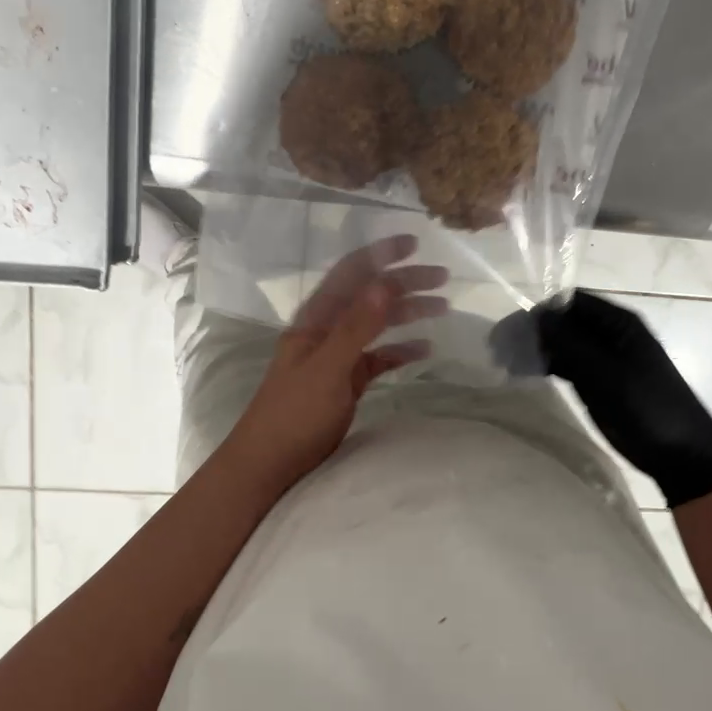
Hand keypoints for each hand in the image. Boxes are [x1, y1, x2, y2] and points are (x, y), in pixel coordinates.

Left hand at [221, 234, 447, 485]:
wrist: (268, 467)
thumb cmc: (292, 416)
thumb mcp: (327, 369)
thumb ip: (357, 327)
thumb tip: (386, 282)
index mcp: (315, 320)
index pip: (350, 273)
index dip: (380, 254)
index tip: (415, 243)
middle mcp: (326, 332)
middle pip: (369, 296)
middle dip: (404, 282)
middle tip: (443, 279)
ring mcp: (336, 358)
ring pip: (377, 325)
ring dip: (407, 313)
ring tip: (443, 308)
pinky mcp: (346, 384)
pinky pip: (378, 358)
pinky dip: (401, 350)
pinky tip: (425, 349)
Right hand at [511, 291, 711, 506]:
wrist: (682, 454)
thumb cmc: (649, 408)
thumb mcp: (607, 376)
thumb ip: (571, 346)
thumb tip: (537, 317)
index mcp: (619, 323)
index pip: (571, 301)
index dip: (541, 311)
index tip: (512, 330)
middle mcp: (610, 335)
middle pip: (565, 321)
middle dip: (534, 331)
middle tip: (500, 348)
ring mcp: (605, 360)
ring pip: (564, 344)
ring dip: (537, 349)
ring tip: (505, 362)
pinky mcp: (600, 383)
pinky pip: (569, 365)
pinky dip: (548, 366)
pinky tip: (525, 374)